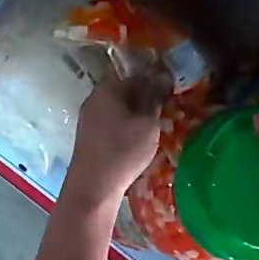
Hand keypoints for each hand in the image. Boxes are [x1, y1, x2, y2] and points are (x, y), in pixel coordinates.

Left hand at [64, 66, 166, 209]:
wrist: (92, 187)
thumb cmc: (123, 151)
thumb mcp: (147, 123)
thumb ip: (153, 98)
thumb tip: (160, 77)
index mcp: (106, 90)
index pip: (133, 72)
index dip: (154, 75)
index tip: (171, 85)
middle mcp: (93, 100)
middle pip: (123, 89)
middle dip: (144, 94)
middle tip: (166, 105)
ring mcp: (88, 119)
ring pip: (117, 107)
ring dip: (136, 112)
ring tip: (155, 123)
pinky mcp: (88, 137)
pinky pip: (110, 122)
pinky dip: (125, 125)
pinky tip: (138, 137)